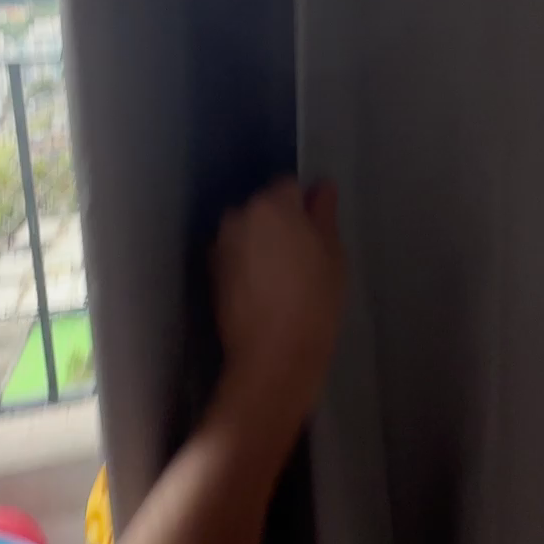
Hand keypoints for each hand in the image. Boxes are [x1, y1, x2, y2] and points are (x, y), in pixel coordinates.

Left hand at [210, 179, 344, 436]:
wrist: (273, 358)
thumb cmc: (314, 302)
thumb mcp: (333, 255)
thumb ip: (324, 215)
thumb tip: (322, 188)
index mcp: (272, 205)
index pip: (290, 186)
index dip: (306, 206)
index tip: (317, 231)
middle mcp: (238, 216)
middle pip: (264, 206)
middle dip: (281, 221)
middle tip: (302, 254)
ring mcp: (220, 244)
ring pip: (248, 230)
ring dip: (261, 241)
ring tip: (281, 275)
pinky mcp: (211, 271)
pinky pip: (235, 253)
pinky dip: (247, 262)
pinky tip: (263, 288)